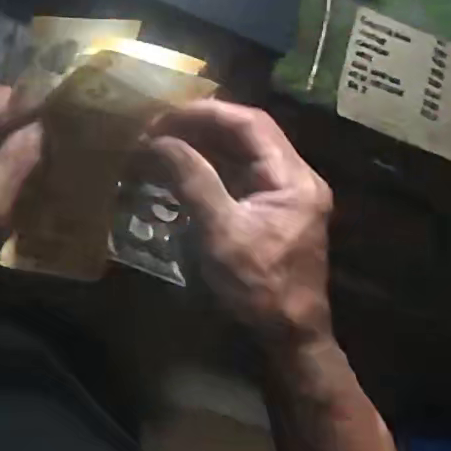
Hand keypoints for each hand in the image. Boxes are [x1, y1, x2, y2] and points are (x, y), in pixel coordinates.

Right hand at [146, 100, 332, 346]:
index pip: (250, 123)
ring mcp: (282, 191)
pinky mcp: (267, 206)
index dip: (206, 113)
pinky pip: (235, 170)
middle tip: (156, 128)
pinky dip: (205, 163)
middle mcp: (293, 176)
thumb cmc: (259, 287)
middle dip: (199, 124)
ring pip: (238, 149)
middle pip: (245, 131)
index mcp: (293, 178)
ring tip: (161, 142)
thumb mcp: (221, 232)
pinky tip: (177, 165)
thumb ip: (193, 180)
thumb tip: (159, 142)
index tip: (165, 118)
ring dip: (199, 142)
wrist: (289, 338)